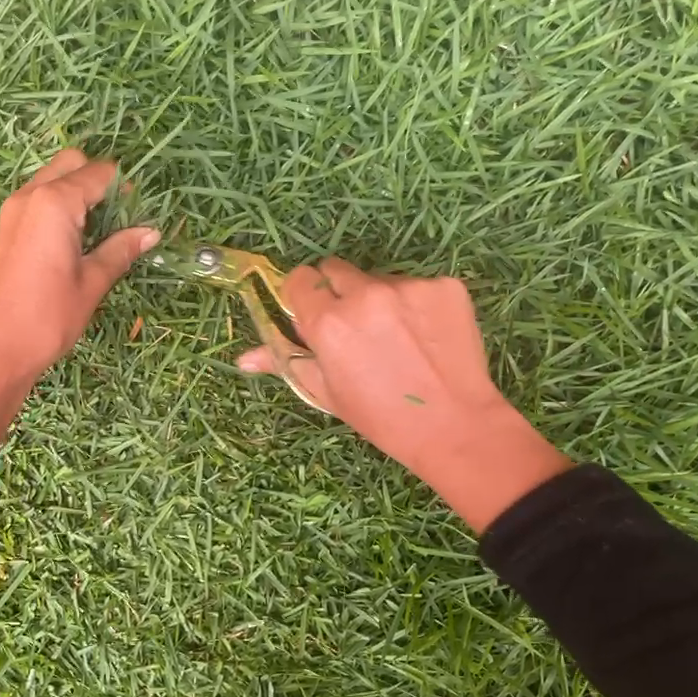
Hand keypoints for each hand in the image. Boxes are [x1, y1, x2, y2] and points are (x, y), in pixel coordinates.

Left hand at [0, 150, 158, 458]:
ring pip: (51, 180)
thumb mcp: (92, 283)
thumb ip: (120, 250)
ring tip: (96, 234)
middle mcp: (30, 196)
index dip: (124, 190)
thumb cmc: (48, 317)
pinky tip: (72, 242)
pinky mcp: (5, 229)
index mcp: (54, 203)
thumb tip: (150, 233)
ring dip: (76, 194)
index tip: (139, 214)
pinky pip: (36, 200)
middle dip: (98, 182)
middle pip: (71, 165)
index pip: (98, 174)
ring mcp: (12, 211)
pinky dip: (58, 208)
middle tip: (117, 220)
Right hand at [238, 258, 569, 530]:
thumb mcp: (325, 392)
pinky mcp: (445, 285)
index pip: (300, 280)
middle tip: (353, 329)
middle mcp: (365, 296)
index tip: (314, 316)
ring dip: (378, 300)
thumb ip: (285, 363)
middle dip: (337, 293)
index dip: (304, 297)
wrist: (453, 425)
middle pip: (335, 270)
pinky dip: (415, 305)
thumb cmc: (379, 417)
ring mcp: (408, 287)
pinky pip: (416, 285)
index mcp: (328, 323)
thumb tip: (244, 359)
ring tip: (396, 340)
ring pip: (377, 279)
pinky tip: (424, 337)